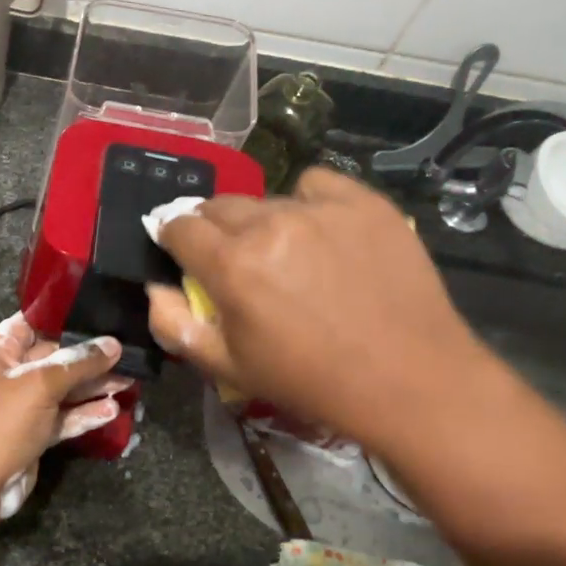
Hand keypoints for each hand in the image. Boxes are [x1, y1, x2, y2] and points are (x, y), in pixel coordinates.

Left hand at [0, 314, 125, 516]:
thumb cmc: (0, 423)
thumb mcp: (39, 385)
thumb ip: (78, 363)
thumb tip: (113, 344)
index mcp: (1, 351)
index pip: (34, 322)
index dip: (63, 315)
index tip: (101, 309)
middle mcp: (12, 373)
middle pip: (56, 355)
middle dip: (90, 353)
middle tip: (130, 350)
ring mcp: (23, 406)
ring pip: (64, 389)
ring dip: (95, 385)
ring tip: (132, 379)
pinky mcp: (35, 434)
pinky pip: (64, 417)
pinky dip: (86, 414)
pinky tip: (113, 410)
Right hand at [146, 168, 503, 451]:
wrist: (410, 381)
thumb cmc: (310, 381)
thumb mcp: (228, 367)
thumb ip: (174, 323)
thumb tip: (155, 286)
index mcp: (230, 265)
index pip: (178, 226)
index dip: (173, 238)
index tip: (184, 255)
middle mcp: (268, 224)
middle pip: (217, 206)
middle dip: (213, 229)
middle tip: (235, 262)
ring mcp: (319, 209)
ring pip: (266, 199)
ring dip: (260, 222)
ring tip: (287, 255)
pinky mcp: (363, 203)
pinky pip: (316, 184)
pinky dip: (308, 201)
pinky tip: (322, 232)